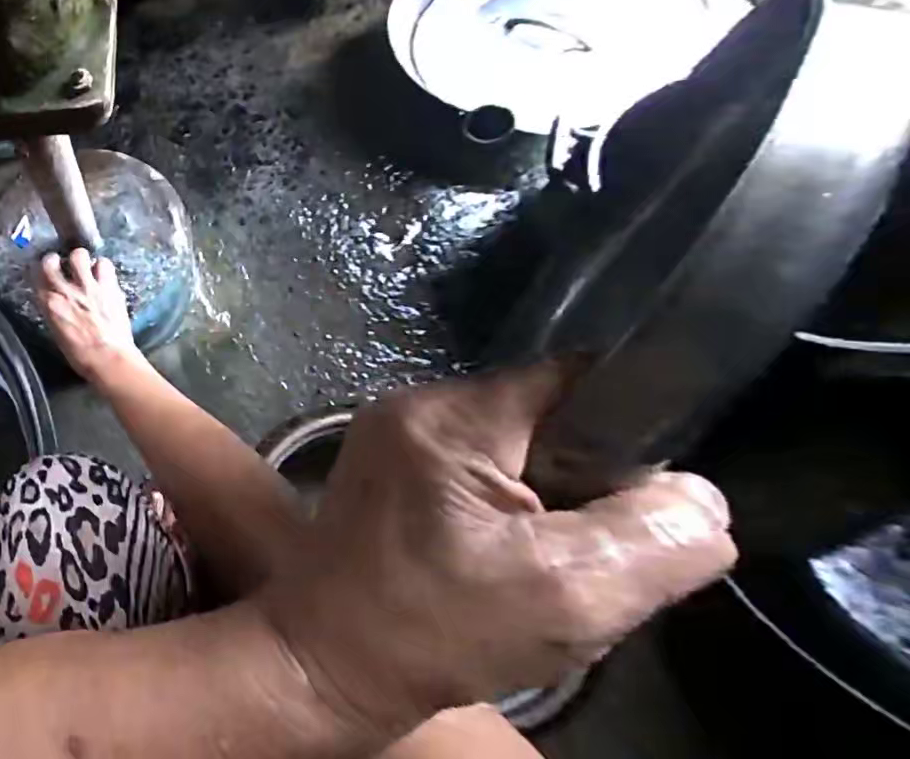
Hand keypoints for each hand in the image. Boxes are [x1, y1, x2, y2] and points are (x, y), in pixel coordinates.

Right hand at [38, 249, 140, 382]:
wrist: (110, 360)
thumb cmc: (81, 355)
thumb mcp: (57, 332)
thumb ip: (53, 311)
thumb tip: (54, 300)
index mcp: (49, 304)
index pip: (35, 277)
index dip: (38, 271)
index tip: (42, 272)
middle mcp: (65, 291)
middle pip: (50, 260)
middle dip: (53, 259)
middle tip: (60, 263)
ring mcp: (88, 286)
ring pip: (78, 255)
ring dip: (80, 259)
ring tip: (85, 267)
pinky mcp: (109, 286)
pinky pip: (104, 263)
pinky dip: (102, 267)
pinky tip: (103, 274)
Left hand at [256, 362, 736, 735]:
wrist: (334, 650)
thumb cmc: (440, 621)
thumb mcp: (571, 590)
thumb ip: (655, 536)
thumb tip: (696, 492)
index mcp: (445, 416)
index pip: (563, 380)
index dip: (628, 421)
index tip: (661, 482)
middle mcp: (410, 407)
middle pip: (537, 416)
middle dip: (587, 474)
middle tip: (606, 541)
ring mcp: (390, 434)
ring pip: (508, 447)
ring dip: (548, 498)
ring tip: (555, 557)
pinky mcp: (385, 467)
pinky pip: (471, 467)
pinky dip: (506, 506)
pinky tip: (510, 555)